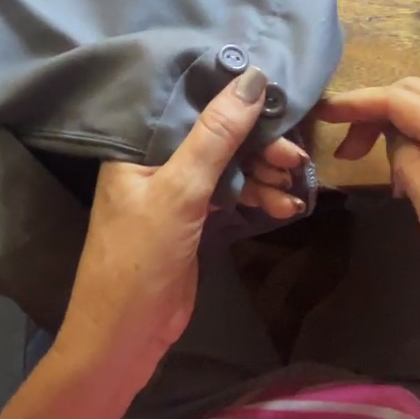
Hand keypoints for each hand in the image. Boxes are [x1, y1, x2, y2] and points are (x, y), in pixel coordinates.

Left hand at [56, 68, 307, 381]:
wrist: (124, 340)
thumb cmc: (141, 258)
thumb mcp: (180, 191)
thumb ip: (216, 135)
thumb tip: (253, 79)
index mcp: (137, 144)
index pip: (190, 104)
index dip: (232, 97)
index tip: (275, 95)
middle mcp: (154, 159)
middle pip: (215, 136)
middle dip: (257, 144)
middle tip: (293, 157)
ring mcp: (175, 190)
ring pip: (228, 166)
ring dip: (263, 173)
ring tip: (295, 183)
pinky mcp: (192, 217)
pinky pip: (230, 193)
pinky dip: (257, 197)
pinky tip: (285, 205)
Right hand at [315, 78, 419, 355]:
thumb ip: (414, 173)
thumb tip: (395, 141)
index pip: (402, 100)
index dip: (357, 102)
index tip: (322, 113)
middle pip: (418, 91)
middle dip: (375, 108)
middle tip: (347, 149)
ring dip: (398, 121)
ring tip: (373, 163)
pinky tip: (412, 170)